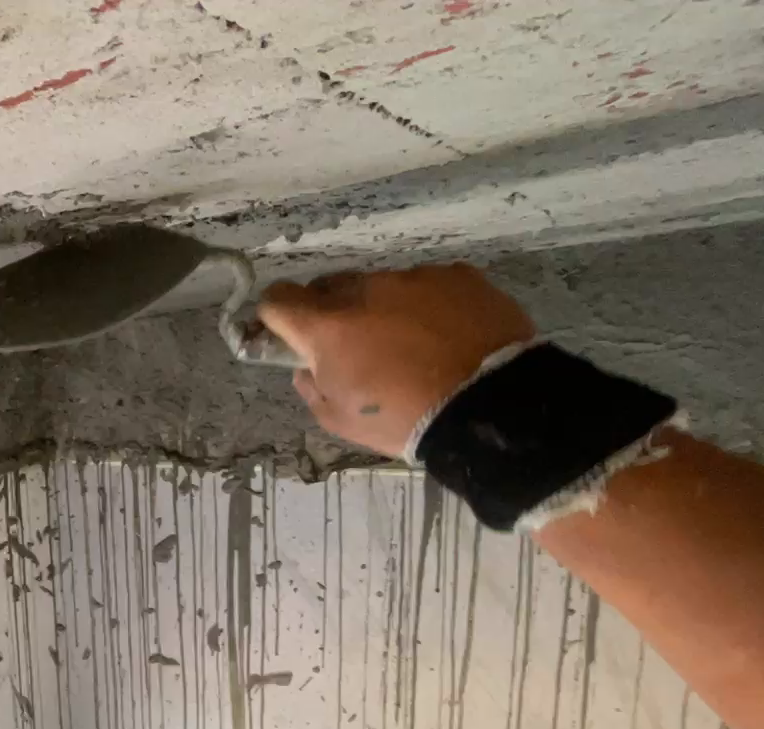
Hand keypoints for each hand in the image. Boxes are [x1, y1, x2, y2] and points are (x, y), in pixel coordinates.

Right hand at [257, 264, 536, 457]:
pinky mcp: (456, 275)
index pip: (277, 299)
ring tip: (402, 342)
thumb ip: (310, 385)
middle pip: (325, 286)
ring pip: (375, 285)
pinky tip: (437, 333)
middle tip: (345, 344)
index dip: (273, 315)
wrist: (490, 406)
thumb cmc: (401, 418)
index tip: (284, 333)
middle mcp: (364, 291)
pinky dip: (419, 304)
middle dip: (324, 311)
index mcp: (326, 327)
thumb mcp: (336, 418)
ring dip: (374, 307)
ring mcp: (412, 278)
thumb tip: (307, 366)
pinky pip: (422, 284)